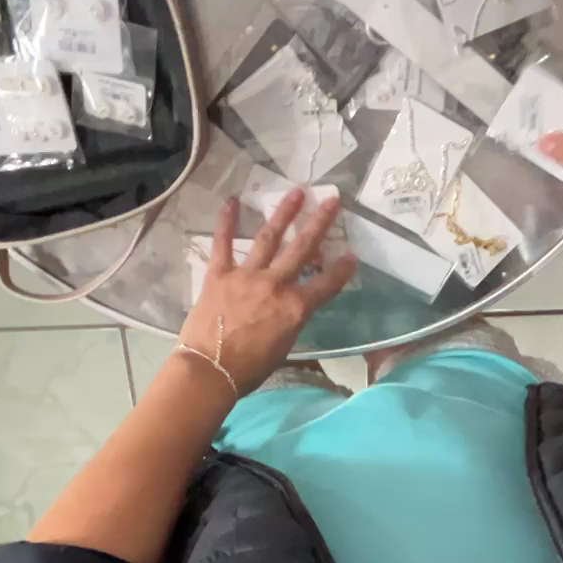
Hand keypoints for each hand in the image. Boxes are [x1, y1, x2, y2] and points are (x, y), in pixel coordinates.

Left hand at [177, 190, 356, 394]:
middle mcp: (275, 285)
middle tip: (332, 199)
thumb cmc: (250, 369)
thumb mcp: (284, 347)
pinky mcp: (219, 274)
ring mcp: (246, 276)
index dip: (342, 270)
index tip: (352, 255)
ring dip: (284, 213)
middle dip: (320, 222)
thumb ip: (291, 321)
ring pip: (269, 238)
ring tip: (295, 192)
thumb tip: (293, 310)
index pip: (326, 284)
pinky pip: (223, 243)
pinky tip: (233, 201)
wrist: (210, 370)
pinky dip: (227, 221)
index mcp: (295, 308)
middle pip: (302, 248)